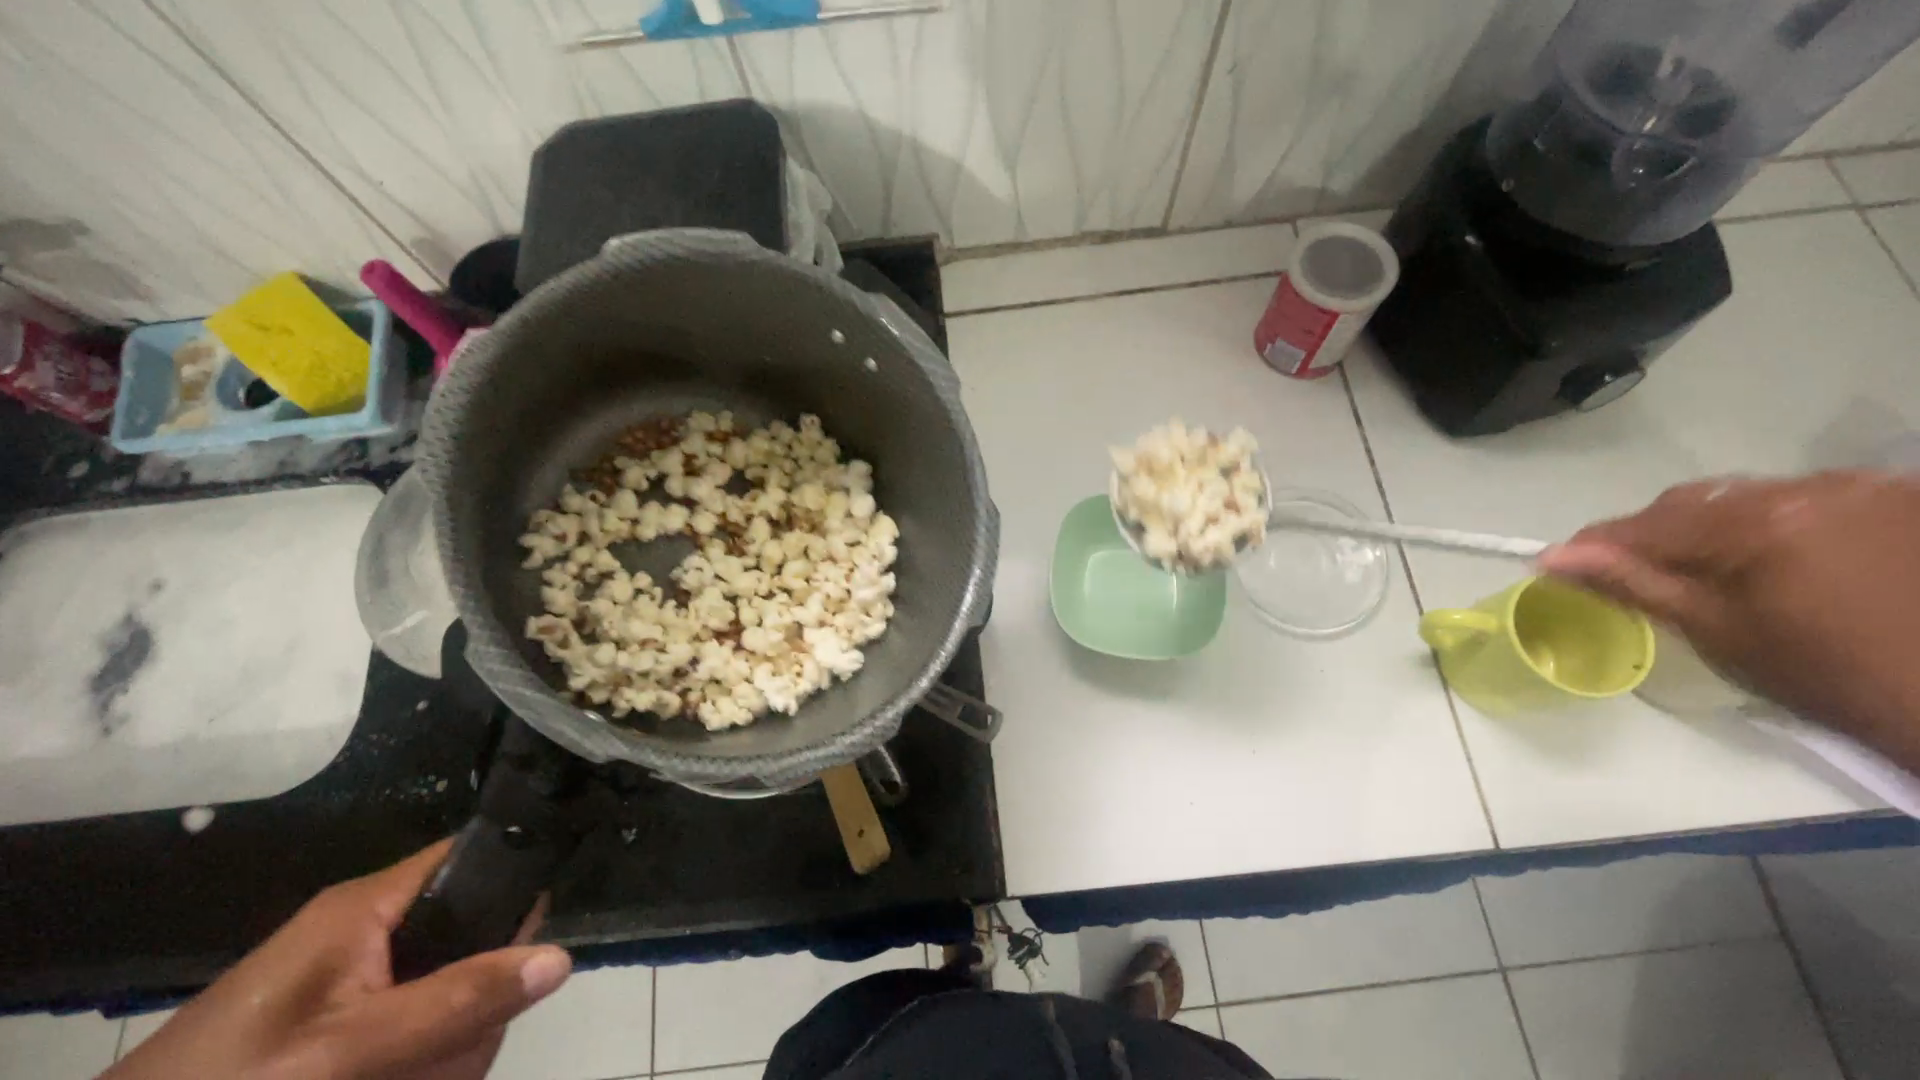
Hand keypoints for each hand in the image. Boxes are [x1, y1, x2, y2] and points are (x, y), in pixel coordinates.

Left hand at [103, 841, 570, 1079]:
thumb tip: (561, 956)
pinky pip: (419, 1029)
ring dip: (448, 1050)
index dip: (513, 887)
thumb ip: (453, 1004)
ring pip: (454, 996)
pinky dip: (422, 1066)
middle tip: (438, 1063)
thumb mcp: (347, 1049)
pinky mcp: (344, 1021)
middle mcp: (369, 929)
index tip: (530, 948)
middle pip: (475, 941)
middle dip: (473, 1008)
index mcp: (367, 907)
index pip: (472, 855)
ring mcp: (357, 979)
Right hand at [1538, 470, 1919, 771]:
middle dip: (1662, 533)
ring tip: (1726, 570)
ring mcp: (1866, 487)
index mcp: (1756, 523)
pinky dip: (1784, 523)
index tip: (1558, 563)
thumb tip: (1553, 557)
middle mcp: (1810, 487)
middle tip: (1642, 575)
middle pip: (1701, 501)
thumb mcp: (1714, 632)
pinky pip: (1813, 498)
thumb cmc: (1820, 674)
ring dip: (1724, 526)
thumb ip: (1632, 583)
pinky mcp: (1903, 497)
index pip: (1649, 522)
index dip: (1597, 543)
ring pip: (1755, 496)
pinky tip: (1792, 560)